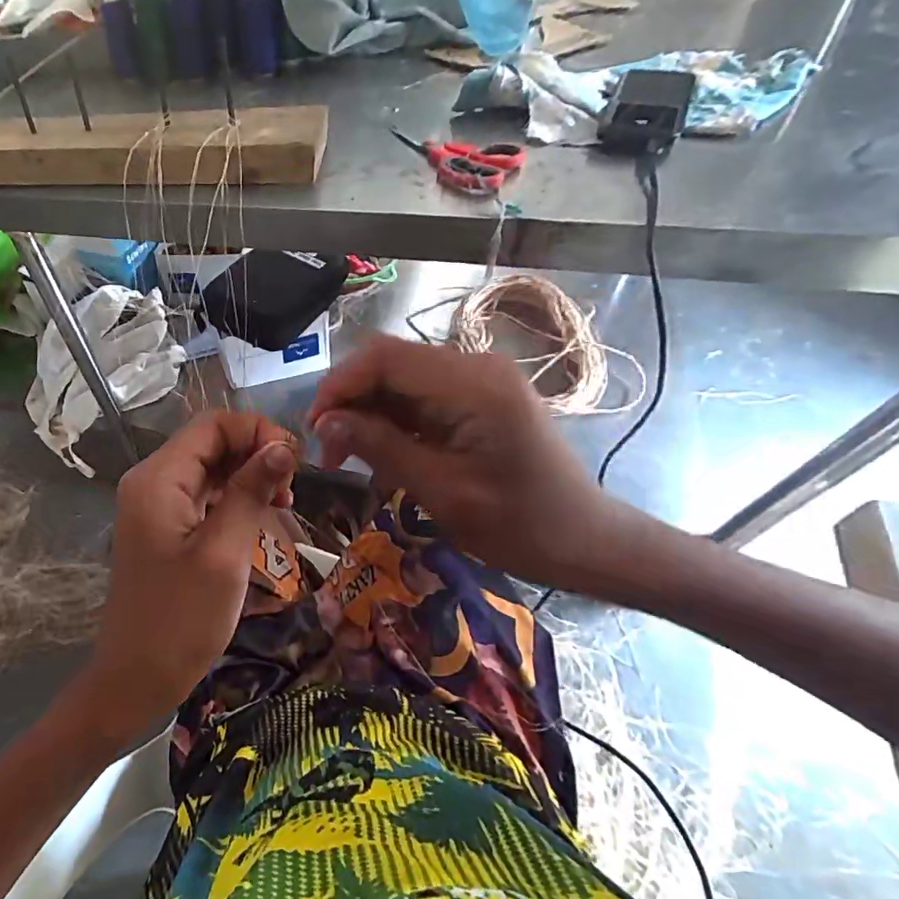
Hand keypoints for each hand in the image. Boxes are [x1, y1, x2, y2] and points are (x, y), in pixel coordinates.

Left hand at [74, 412, 297, 737]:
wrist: (135, 679)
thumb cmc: (181, 620)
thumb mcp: (224, 553)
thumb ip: (251, 492)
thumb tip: (283, 447)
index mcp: (158, 479)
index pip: (212, 424)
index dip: (257, 430)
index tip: (295, 460)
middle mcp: (151, 482)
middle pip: (210, 443)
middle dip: (255, 453)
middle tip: (294, 487)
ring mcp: (155, 506)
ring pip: (210, 469)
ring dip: (248, 476)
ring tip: (285, 502)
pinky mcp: (163, 528)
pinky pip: (203, 497)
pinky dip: (234, 499)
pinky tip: (261, 518)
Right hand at [308, 335, 634, 589]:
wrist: (585, 540)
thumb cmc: (520, 526)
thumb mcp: (442, 492)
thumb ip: (381, 448)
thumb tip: (325, 421)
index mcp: (473, 385)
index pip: (383, 357)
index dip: (338, 385)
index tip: (313, 430)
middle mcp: (475, 368)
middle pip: (389, 364)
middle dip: (348, 402)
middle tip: (328, 453)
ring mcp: (478, 381)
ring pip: (399, 381)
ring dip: (367, 414)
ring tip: (348, 460)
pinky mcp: (478, 398)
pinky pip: (420, 398)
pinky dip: (392, 423)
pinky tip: (383, 457)